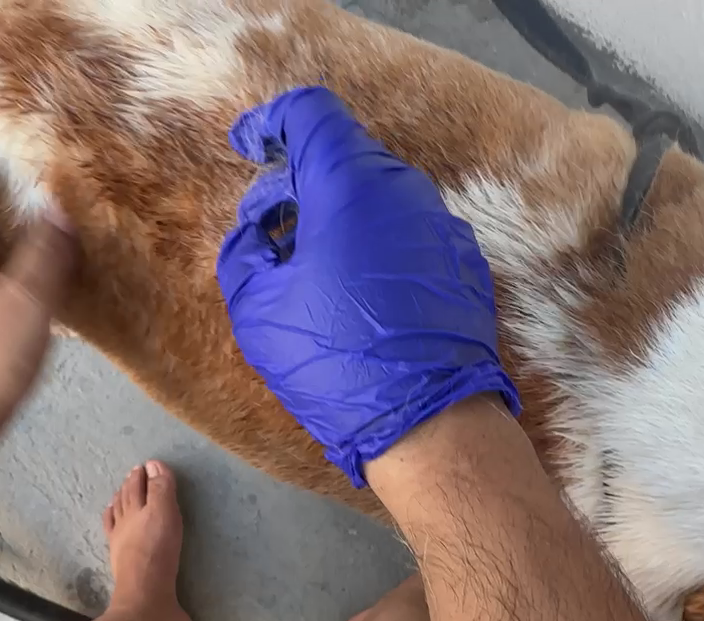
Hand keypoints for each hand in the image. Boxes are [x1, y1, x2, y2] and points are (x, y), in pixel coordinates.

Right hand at [216, 87, 518, 486]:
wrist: (423, 420)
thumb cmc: (332, 361)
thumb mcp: (258, 311)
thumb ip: (243, 254)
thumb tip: (254, 235)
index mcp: (350, 188)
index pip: (310, 116)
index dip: (270, 124)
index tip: (248, 145)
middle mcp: (404, 192)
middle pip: (344, 156)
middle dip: (297, 180)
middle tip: (266, 226)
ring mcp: (440, 227)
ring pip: (376, 196)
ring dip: (333, 214)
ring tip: (304, 265)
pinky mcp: (460, 264)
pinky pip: (403, 231)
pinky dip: (369, 241)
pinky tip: (350, 290)